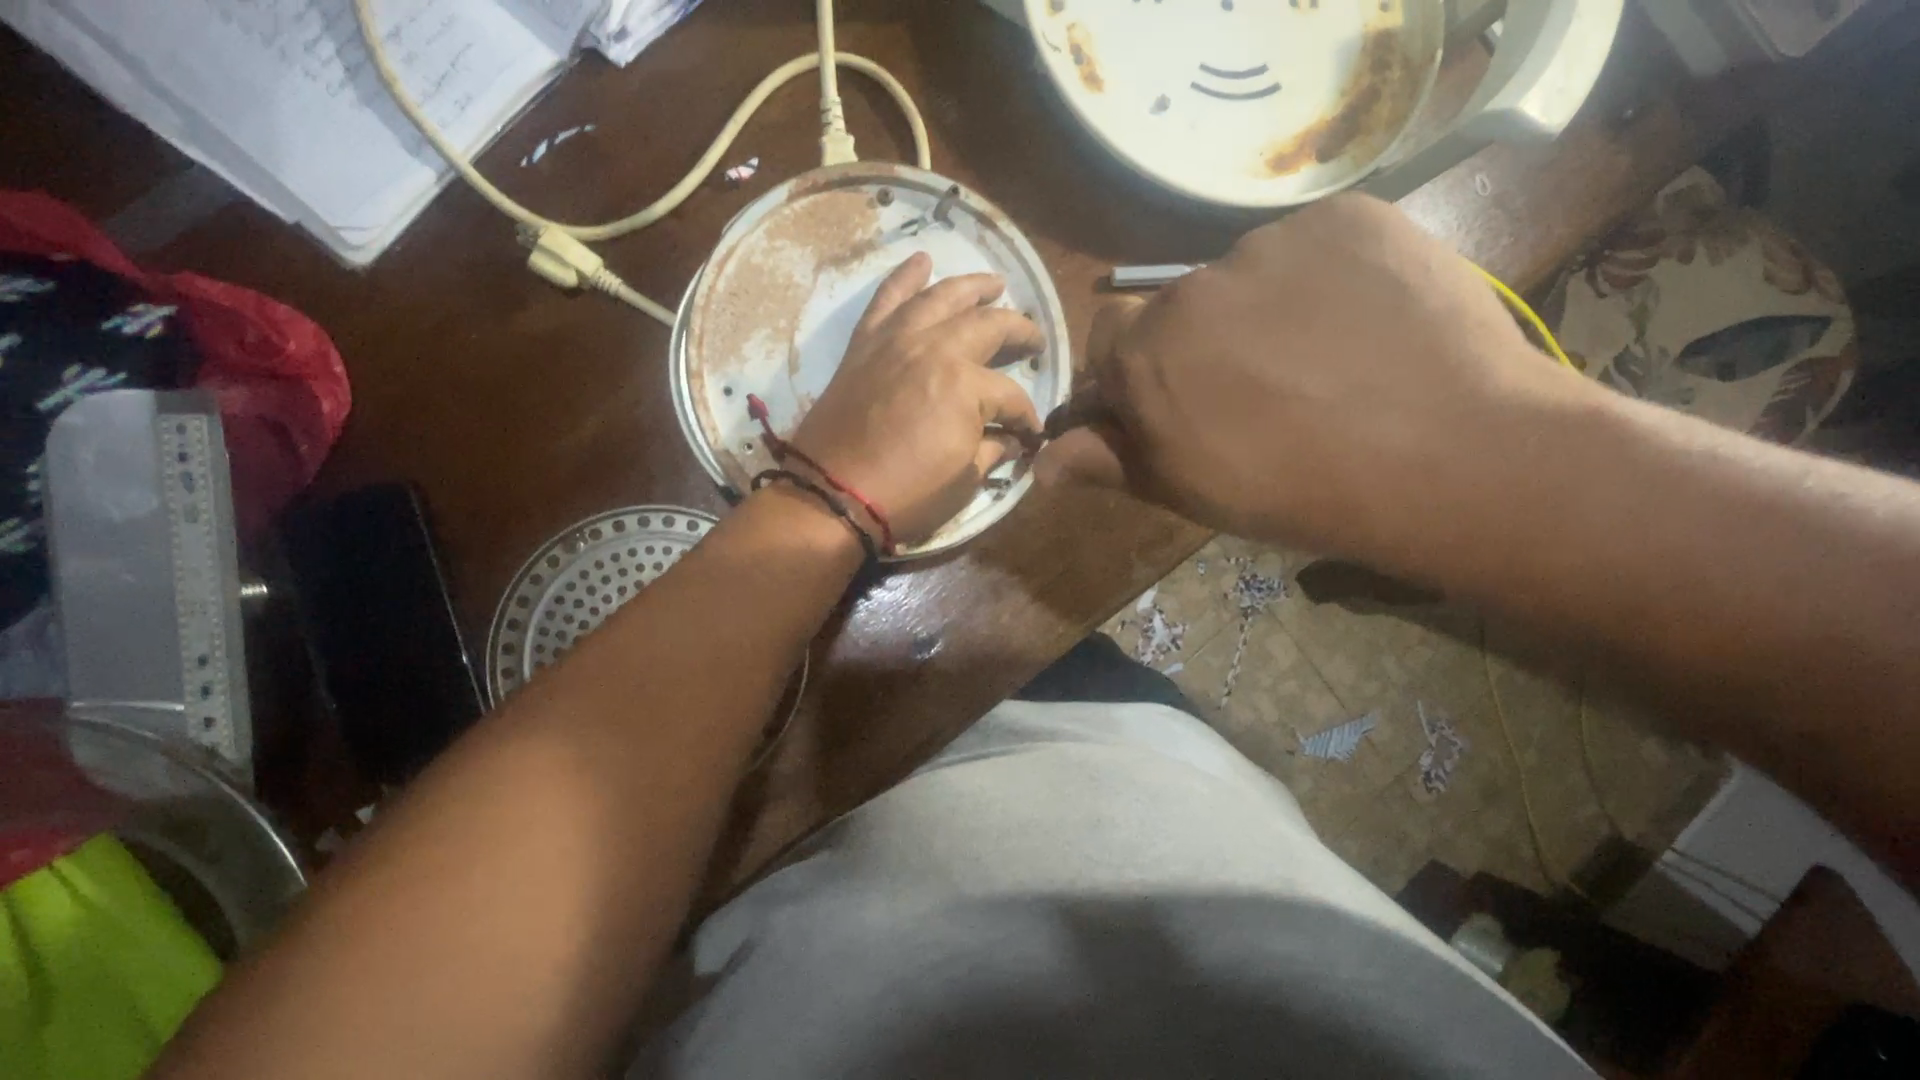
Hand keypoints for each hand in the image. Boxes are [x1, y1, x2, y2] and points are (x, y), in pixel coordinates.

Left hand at [789, 253, 1044, 545]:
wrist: (832, 496)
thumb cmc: (906, 495)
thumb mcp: (964, 481)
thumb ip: (992, 451)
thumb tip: (1011, 440)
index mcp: (967, 385)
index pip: (1012, 395)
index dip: (1026, 416)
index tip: (1032, 433)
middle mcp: (935, 348)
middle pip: (987, 327)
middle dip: (1017, 331)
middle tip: (1033, 337)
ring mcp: (896, 340)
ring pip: (940, 297)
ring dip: (972, 286)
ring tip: (994, 283)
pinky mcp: (865, 344)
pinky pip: (886, 299)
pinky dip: (904, 277)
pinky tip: (922, 260)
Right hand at [1038, 193, 1600, 559]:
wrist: (1449, 455)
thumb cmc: (1302, 492)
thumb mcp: (1192, 491)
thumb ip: (1111, 462)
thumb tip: (1041, 461)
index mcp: (1144, 355)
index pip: (1111, 341)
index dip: (1143, 373)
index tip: (1185, 404)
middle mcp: (1191, 287)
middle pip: (1178, 305)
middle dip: (1204, 340)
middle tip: (1265, 389)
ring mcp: (1271, 244)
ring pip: (1248, 271)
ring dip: (1268, 305)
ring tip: (1329, 358)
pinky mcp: (1347, 217)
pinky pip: (1317, 243)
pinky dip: (1332, 276)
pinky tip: (1369, 325)